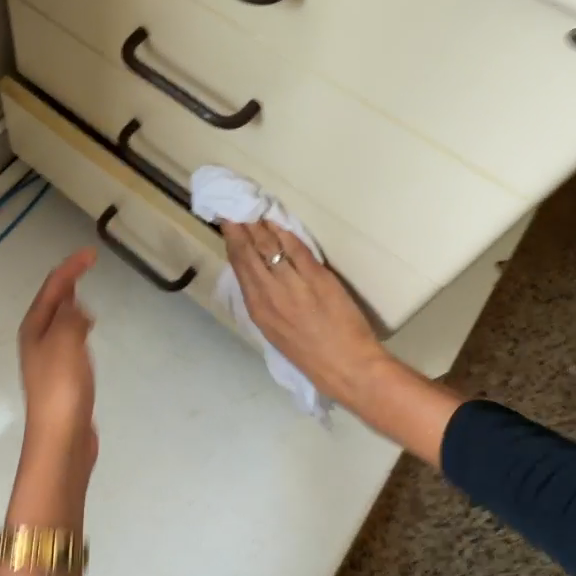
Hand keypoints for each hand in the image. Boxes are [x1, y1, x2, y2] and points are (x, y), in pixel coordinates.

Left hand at [17, 248, 98, 467]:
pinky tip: (88, 332)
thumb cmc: (61, 388)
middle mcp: (37, 340)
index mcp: (35, 328)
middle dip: (68, 281)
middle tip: (88, 265)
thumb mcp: (66, 341)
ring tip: (87, 294)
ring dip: (72, 302)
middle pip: (52, 301)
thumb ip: (71, 316)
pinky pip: (69, 338)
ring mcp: (48, 360)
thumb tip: (76, 306)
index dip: (71, 267)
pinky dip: (78, 325)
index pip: (53, 287)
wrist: (61, 442)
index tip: (92, 253)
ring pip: (60, 319)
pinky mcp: (62, 377)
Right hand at [221, 221, 389, 408]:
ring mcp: (292, 283)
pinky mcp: (316, 277)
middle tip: (235, 207)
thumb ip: (264, 302)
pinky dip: (285, 232)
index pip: (238, 266)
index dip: (231, 241)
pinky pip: (296, 248)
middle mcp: (269, 293)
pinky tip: (278, 222)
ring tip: (253, 209)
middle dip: (240, 227)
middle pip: (248, 251)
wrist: (348, 368)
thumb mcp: (275, 332)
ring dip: (259, 224)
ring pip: (268, 245)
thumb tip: (257, 275)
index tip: (227, 222)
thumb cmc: (311, 356)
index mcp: (257, 309)